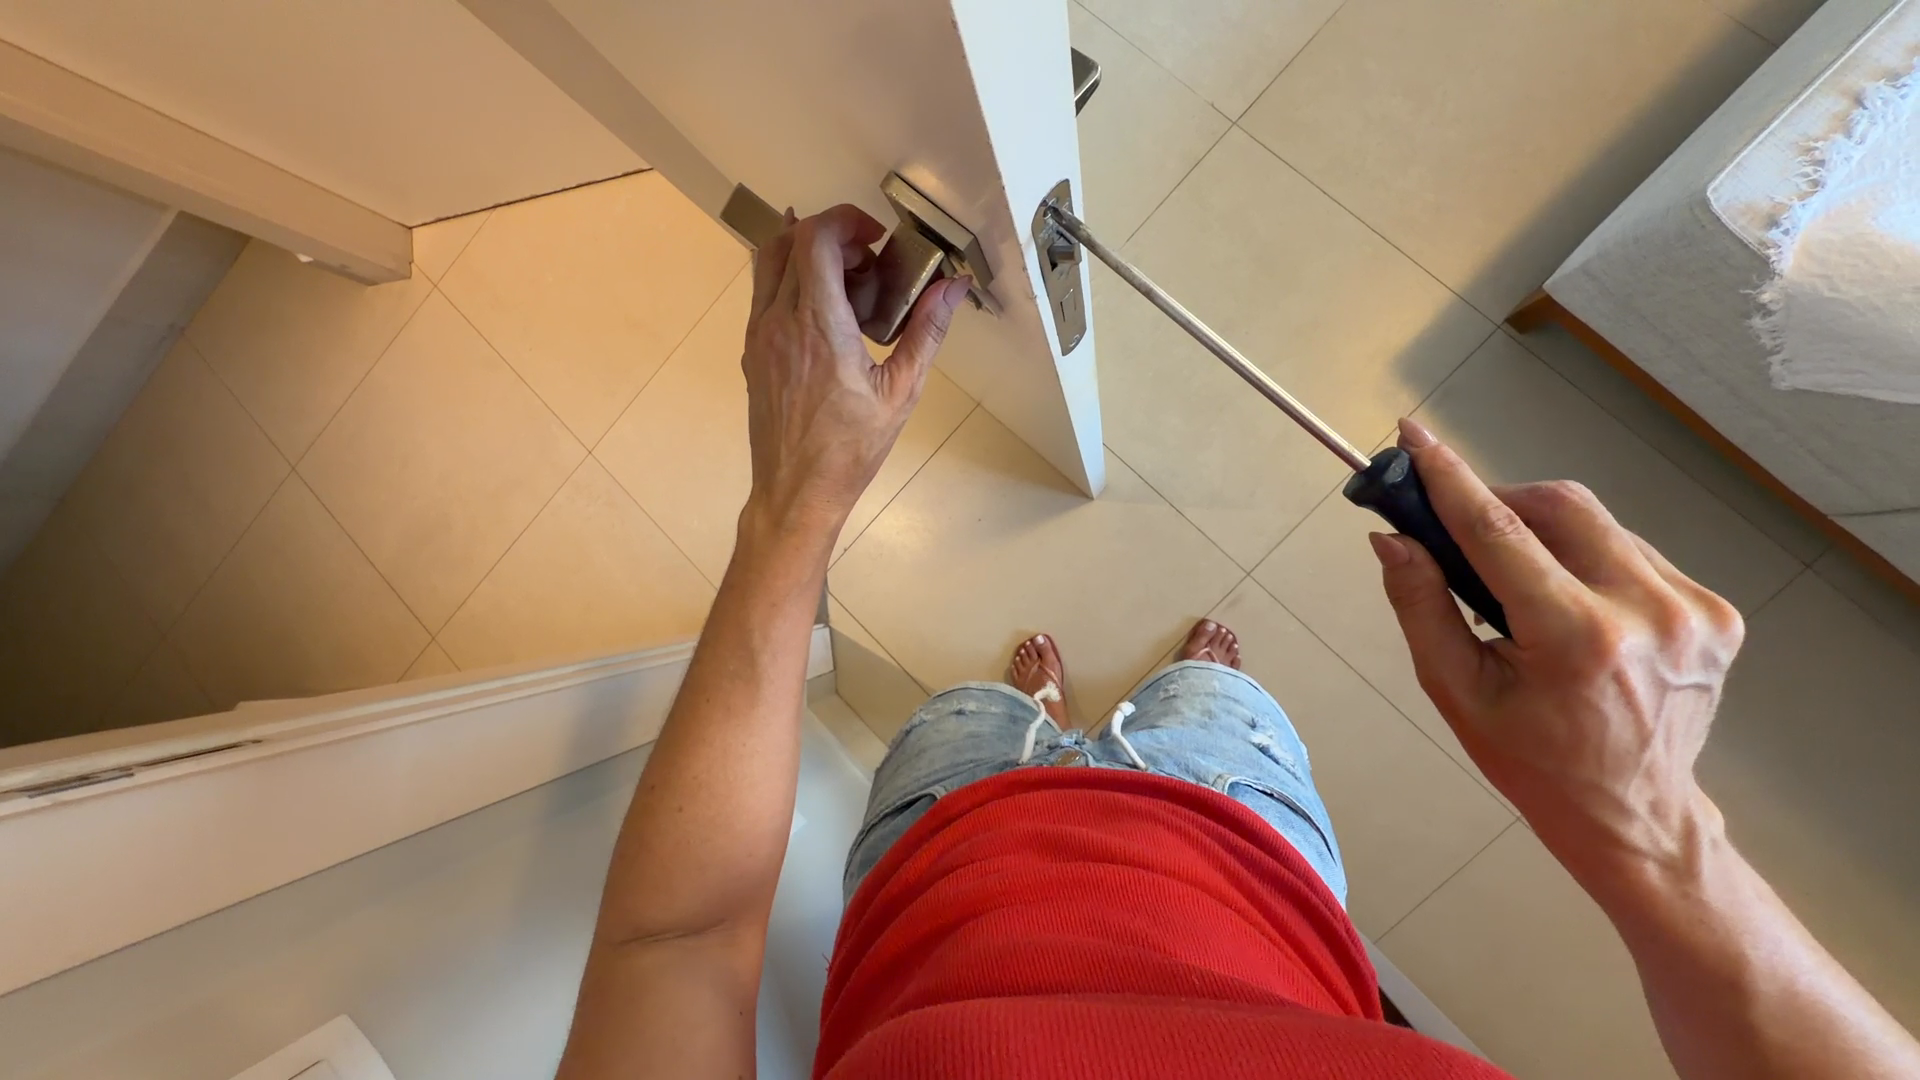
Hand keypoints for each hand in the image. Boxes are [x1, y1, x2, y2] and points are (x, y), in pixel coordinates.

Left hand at [739, 204, 968, 547]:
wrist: (797, 490)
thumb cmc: (852, 449)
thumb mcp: (901, 392)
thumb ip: (927, 332)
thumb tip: (954, 287)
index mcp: (818, 324)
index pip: (815, 237)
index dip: (846, 220)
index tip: (877, 239)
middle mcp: (778, 320)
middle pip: (789, 240)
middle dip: (833, 236)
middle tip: (868, 264)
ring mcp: (758, 335)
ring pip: (768, 262)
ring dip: (806, 254)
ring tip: (845, 282)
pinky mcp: (751, 352)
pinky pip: (763, 293)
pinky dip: (790, 280)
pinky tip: (822, 308)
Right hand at [1370, 419, 1744, 883]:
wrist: (1632, 811)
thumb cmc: (1527, 756)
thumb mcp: (1452, 687)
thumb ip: (1419, 604)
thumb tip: (1392, 537)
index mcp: (1574, 637)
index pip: (1497, 532)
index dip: (1449, 478)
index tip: (1414, 436)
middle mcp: (1648, 611)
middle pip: (1559, 505)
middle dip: (1498, 499)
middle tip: (1459, 529)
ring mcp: (1694, 608)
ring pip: (1597, 522)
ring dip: (1539, 530)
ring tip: (1512, 578)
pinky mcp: (1715, 610)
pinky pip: (1628, 548)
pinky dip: (1579, 554)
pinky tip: (1562, 596)